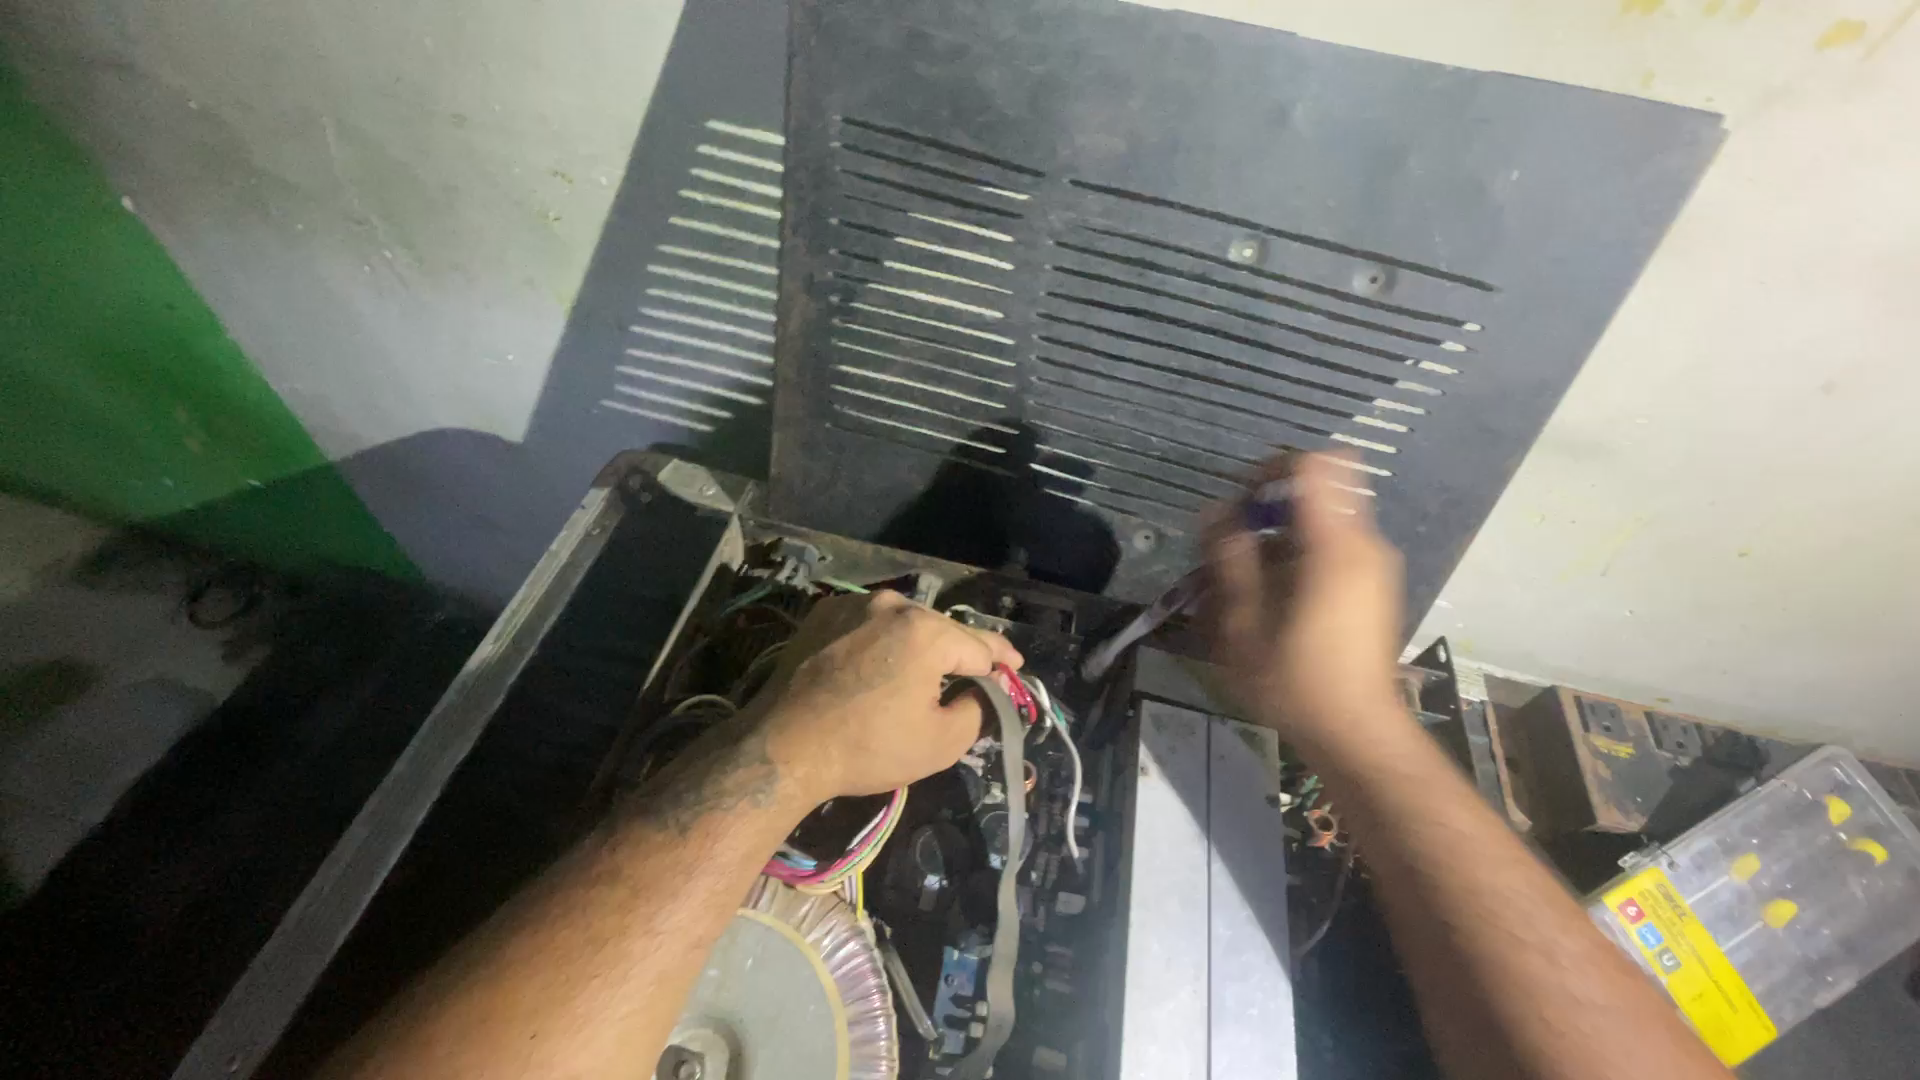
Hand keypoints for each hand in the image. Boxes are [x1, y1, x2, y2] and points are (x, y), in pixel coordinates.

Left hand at [750, 590, 1023, 801]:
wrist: (783, 746)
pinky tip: (884, 660)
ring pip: (905, 621)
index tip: (1016, 668)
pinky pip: (870, 622)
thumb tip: (987, 688)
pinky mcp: (824, 612)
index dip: (1003, 661)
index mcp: (927, 631)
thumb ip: (979, 709)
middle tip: (982, 669)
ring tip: (933, 666)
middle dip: (964, 650)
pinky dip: (883, 638)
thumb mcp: (941, 741)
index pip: (980, 645)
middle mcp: (893, 604)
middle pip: (943, 628)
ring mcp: (854, 603)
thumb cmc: (868, 747)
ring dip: (922, 642)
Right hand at [1203, 453, 1405, 747]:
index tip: (1240, 502)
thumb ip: (1228, 557)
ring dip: (1280, 537)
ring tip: (1246, 582)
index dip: (1271, 469)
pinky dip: (1299, 557)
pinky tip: (1274, 600)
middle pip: (1316, 492)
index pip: (1313, 465)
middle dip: (1268, 510)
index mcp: (1334, 545)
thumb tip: (1216, 511)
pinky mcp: (1373, 586)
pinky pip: (1332, 547)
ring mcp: (1374, 565)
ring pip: (1322, 521)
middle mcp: (1363, 544)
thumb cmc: (1294, 679)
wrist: (1357, 732)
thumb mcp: (1243, 621)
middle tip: (1233, 548)